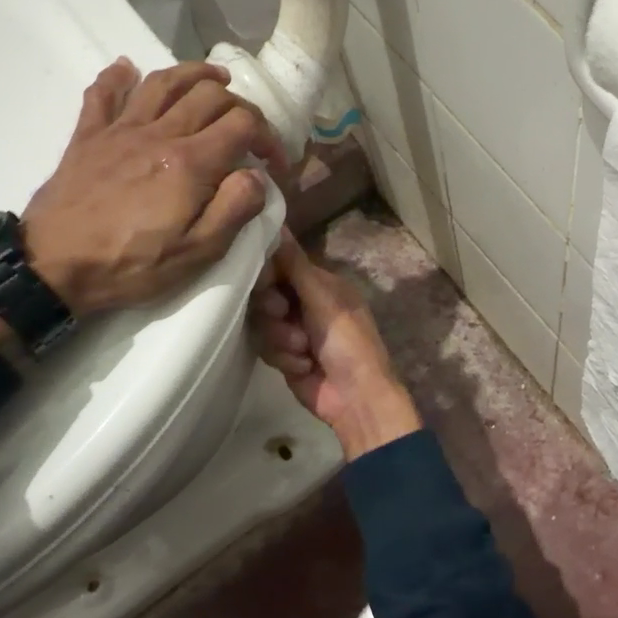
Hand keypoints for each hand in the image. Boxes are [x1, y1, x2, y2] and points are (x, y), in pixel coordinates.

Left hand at [21, 58, 289, 315]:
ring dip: (194, 74)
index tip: (276, 165)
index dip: (269, 138)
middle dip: (240, 105)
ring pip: (163, 81)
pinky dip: (119, 75)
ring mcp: (120, 130)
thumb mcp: (199, 253)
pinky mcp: (88, 136)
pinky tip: (129, 69)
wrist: (55, 263)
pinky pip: (104, 93)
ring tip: (214, 79)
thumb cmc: (133, 265)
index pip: (243, 125)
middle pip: (208, 95)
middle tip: (251, 130)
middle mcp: (159, 134)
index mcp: (190, 164)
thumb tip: (257, 178)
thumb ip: (234, 210)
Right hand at [253, 230, 422, 459]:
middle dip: (272, 309)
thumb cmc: (348, 342)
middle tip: (284, 316)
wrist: (356, 399)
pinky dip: (283, 358)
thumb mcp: (324, 298)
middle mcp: (307, 304)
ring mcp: (294, 331)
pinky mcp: (285, 357)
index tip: (266, 281)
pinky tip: (303, 366)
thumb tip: (275, 218)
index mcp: (322, 284)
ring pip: (261, 322)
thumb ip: (294, 263)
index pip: (280, 264)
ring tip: (302, 350)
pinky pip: (265, 347)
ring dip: (280, 337)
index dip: (267, 272)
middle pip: (264, 293)